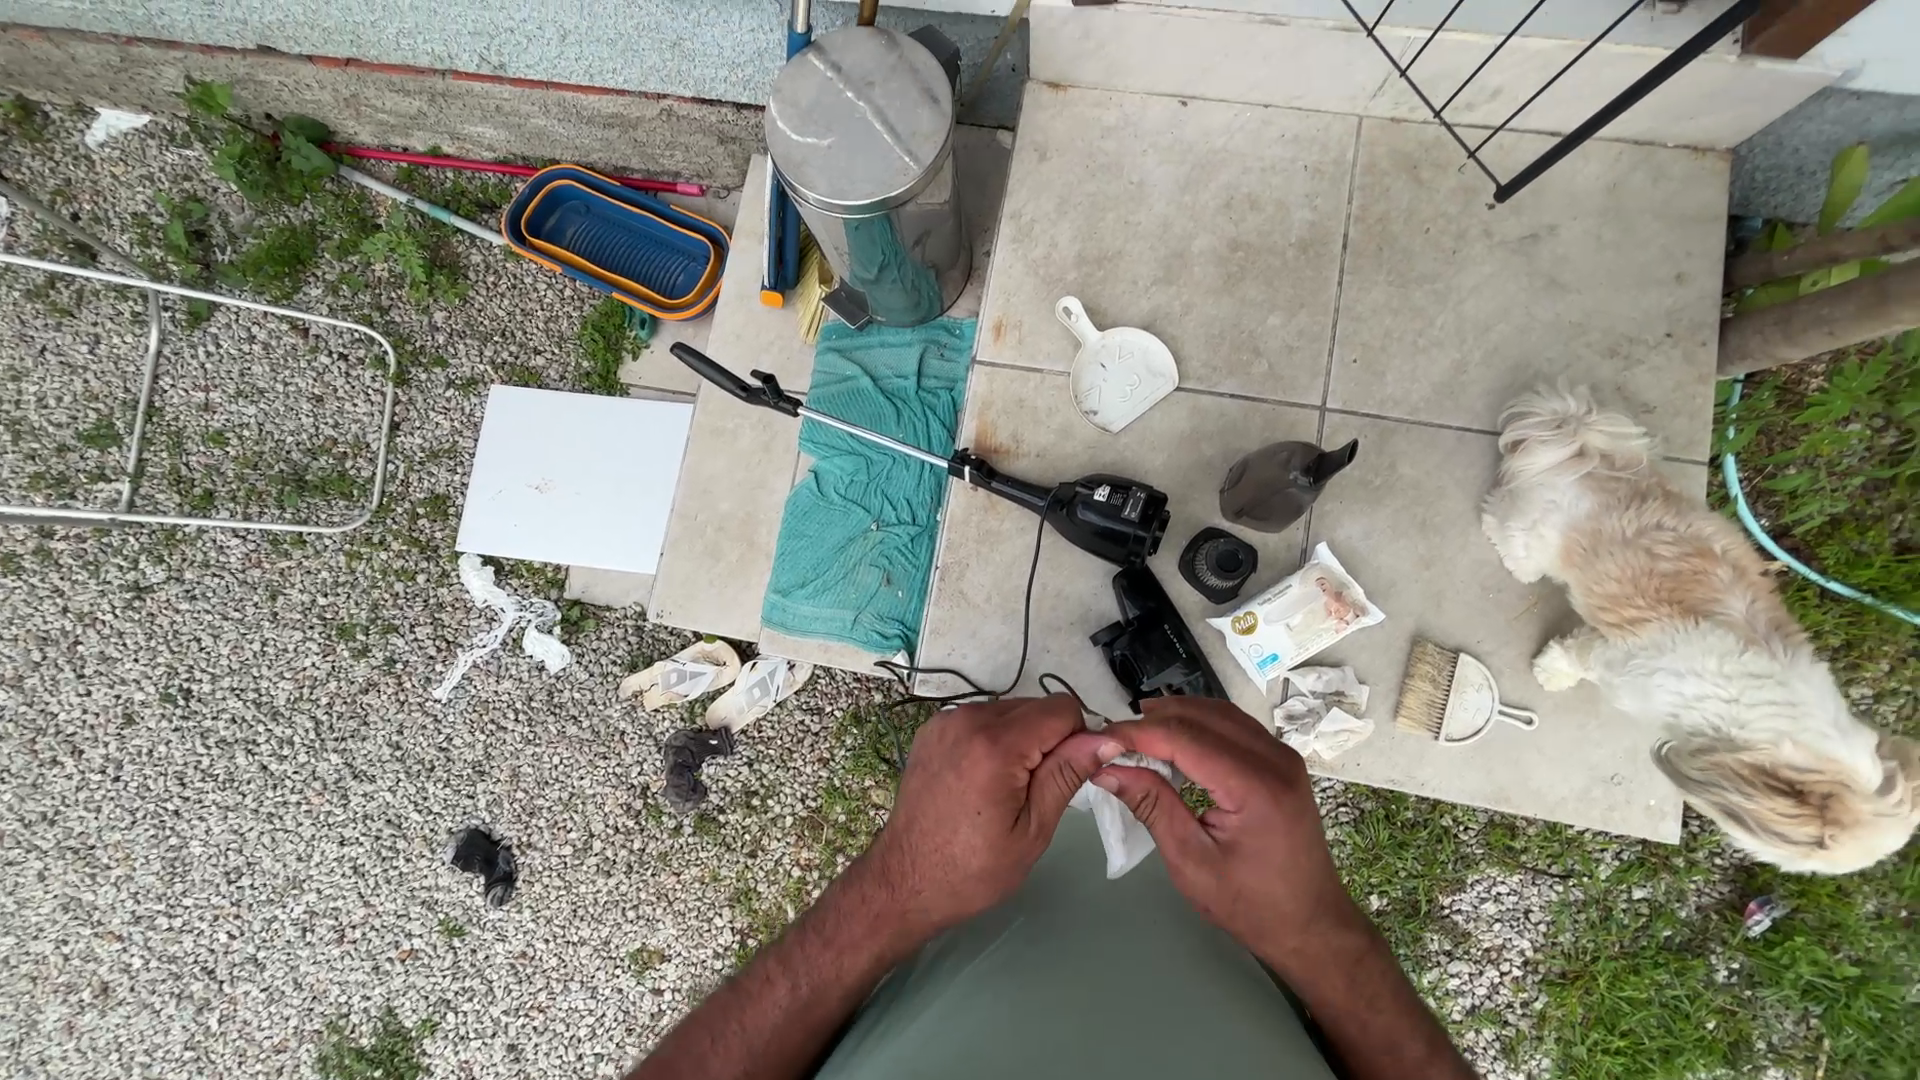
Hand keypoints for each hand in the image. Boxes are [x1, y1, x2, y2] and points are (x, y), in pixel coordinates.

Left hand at [858, 695, 1112, 935]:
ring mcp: (946, 720)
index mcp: (996, 744)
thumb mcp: (1033, 829)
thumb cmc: (973, 869)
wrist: (904, 880)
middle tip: (1035, 790)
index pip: (1062, 708)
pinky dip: (995, 739)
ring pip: (1010, 709)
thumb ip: (1067, 774)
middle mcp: (968, 718)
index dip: (1078, 737)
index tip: (1068, 774)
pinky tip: (984, 778)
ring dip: (1022, 738)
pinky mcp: (933, 727)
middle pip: (1035, 706)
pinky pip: (982, 718)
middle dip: (1048, 739)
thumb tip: (1107, 739)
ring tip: (1007, 787)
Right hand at [1095, 697, 1365, 975]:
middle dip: (1153, 720)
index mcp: (1255, 786)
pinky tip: (1173, 738)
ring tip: (1135, 734)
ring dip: (1175, 716)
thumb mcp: (1190, 862)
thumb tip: (1106, 768)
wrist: (1312, 925)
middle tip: (1112, 738)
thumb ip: (1151, 806)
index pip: (1184, 737)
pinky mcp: (1281, 761)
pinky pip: (1233, 724)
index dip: (1138, 733)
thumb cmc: (1250, 904)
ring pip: (1218, 713)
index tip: (1100, 739)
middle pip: (1201, 716)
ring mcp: (1282, 756)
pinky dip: (1198, 723)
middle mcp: (1274, 759)